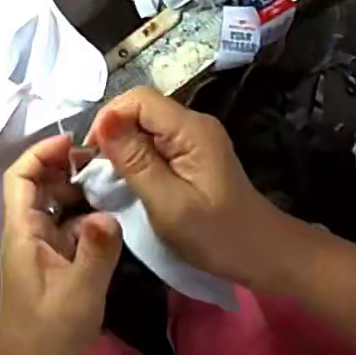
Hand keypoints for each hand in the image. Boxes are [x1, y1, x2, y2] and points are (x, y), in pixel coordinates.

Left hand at [0, 135, 124, 354]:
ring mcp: (39, 245)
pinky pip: (66, 225)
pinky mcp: (52, 260)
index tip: (75, 142)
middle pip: (38, 183)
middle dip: (66, 166)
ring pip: (54, 203)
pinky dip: (85, 215)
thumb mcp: (80, 294)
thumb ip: (96, 252)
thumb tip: (108, 213)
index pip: (21, 176)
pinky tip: (110, 216)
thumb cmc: (48, 334)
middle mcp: (27, 231)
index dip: (42, 152)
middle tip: (104, 162)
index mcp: (22, 231)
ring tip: (112, 183)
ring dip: (78, 190)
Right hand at [88, 87, 299, 292]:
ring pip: (143, 126)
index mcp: (191, 129)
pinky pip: (153, 142)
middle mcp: (192, 124)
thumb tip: (103, 122)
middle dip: (112, 134)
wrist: (262, 255)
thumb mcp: (169, 203)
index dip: (109, 119)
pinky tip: (130, 182)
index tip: (93, 155)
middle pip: (139, 109)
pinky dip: (135, 158)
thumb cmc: (217, 235)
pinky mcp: (190, 153)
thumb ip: (135, 161)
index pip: (138, 99)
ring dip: (121, 148)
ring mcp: (193, 138)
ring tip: (110, 180)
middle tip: (97, 172)